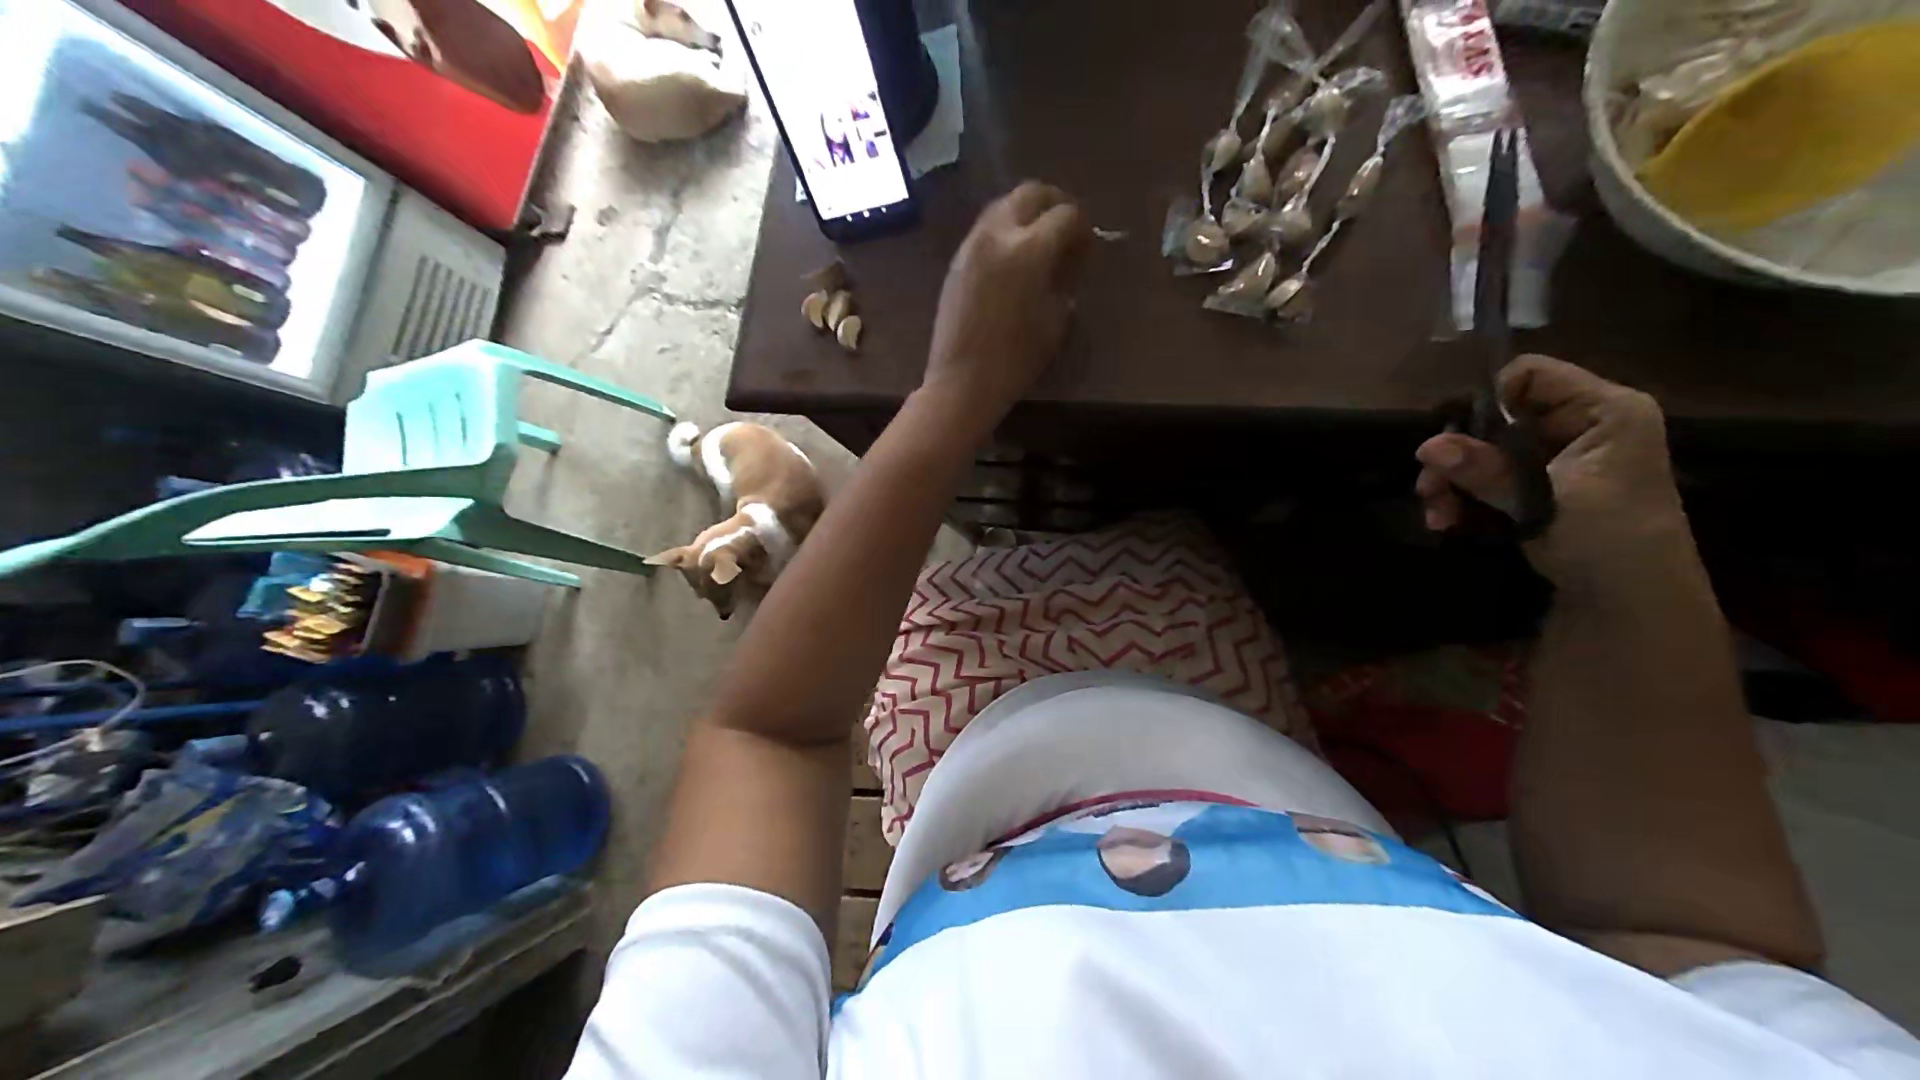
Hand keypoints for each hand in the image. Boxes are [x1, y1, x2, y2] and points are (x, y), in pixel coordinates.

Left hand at [921, 181, 1090, 426]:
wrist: (962, 381)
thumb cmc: (1016, 359)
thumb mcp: (1055, 320)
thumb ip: (1064, 281)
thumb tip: (1068, 263)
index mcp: (1028, 249)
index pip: (1066, 215)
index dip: (1083, 228)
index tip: (1088, 248)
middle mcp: (997, 235)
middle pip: (1030, 193)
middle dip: (1054, 203)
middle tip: (1066, 229)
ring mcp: (972, 245)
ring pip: (1003, 206)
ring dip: (1026, 213)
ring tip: (1040, 241)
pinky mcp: (957, 261)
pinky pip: (986, 229)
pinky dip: (1005, 230)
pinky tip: (1014, 258)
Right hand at [1414, 355, 1691, 592]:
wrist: (1632, 606)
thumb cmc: (1610, 544)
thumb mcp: (1546, 503)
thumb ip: (1488, 471)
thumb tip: (1427, 445)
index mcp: (1603, 412)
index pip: (1531, 375)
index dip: (1487, 400)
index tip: (1456, 438)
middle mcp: (1578, 426)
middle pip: (1495, 417)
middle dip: (1456, 453)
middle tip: (1430, 488)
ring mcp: (1554, 458)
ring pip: (1482, 450)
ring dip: (1451, 482)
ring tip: (1437, 515)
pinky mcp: (1534, 487)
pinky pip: (1484, 477)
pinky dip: (1461, 497)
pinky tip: (1447, 521)